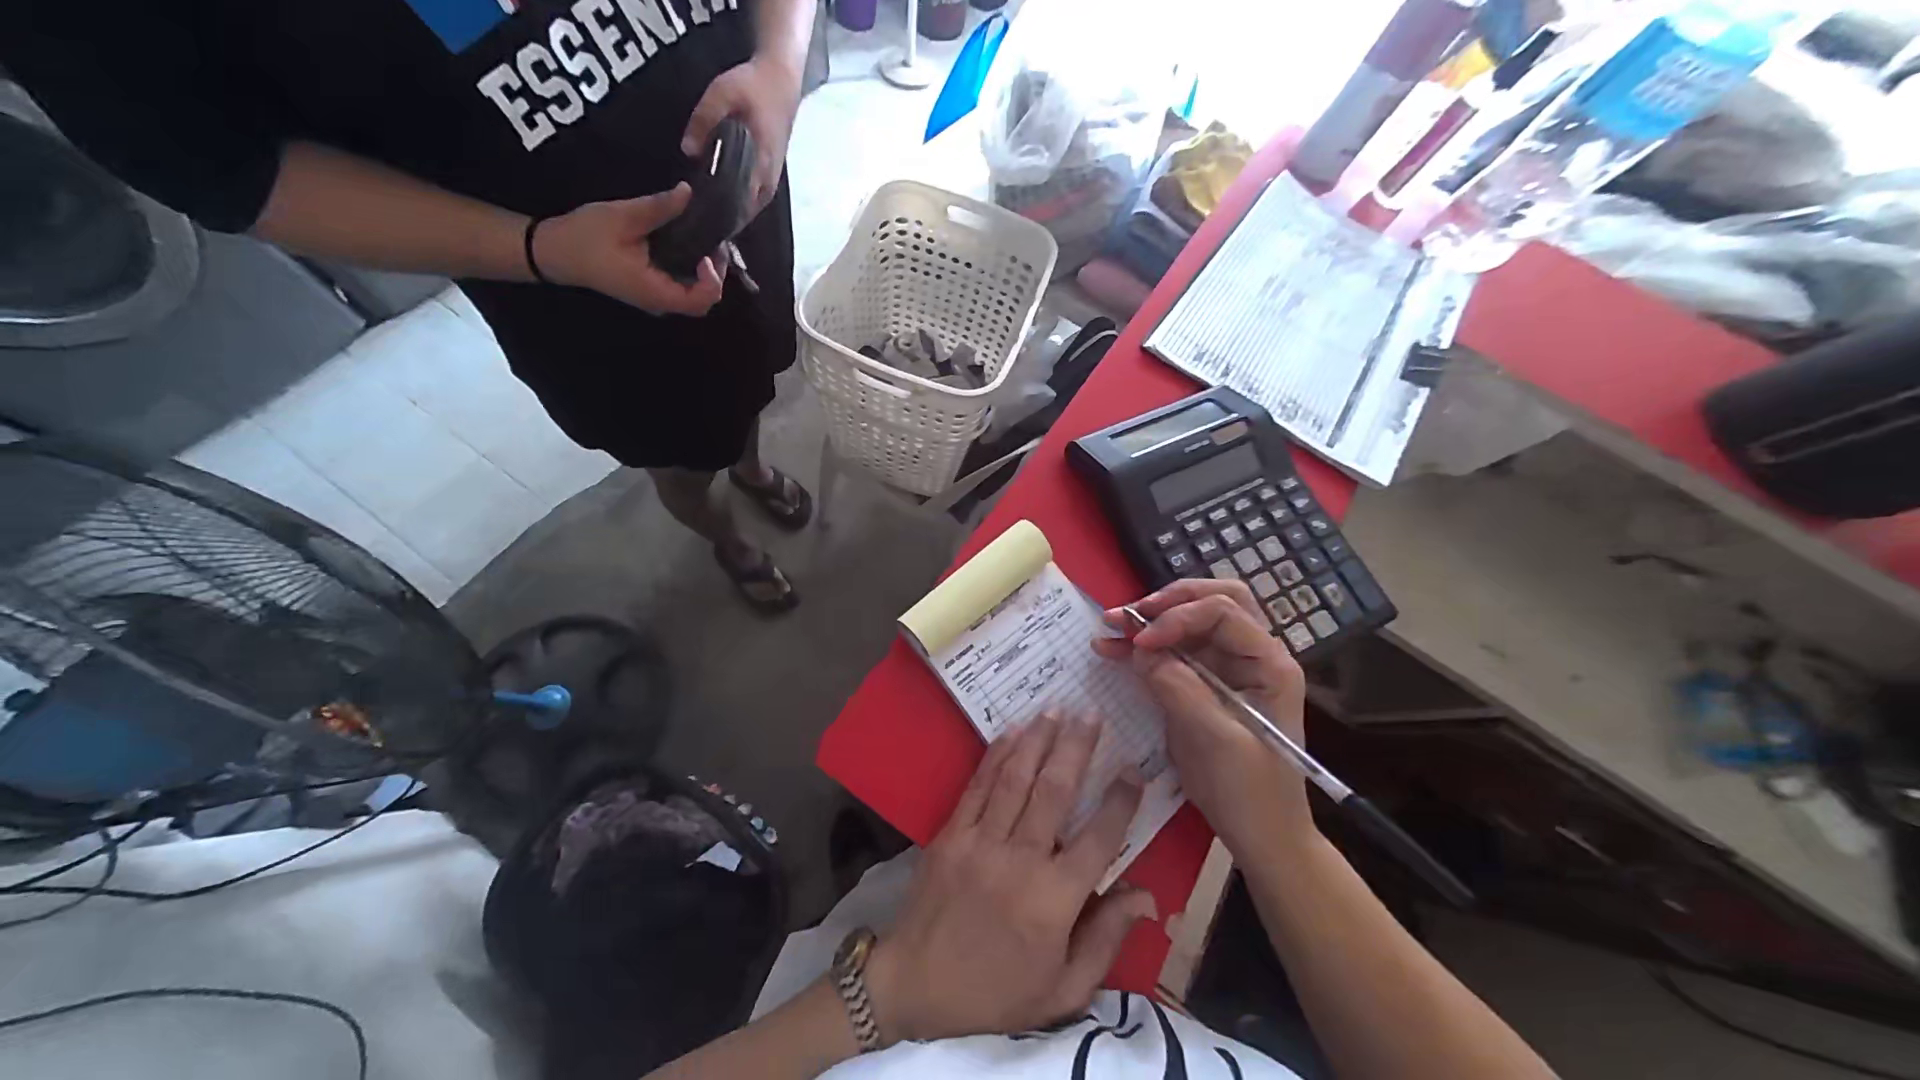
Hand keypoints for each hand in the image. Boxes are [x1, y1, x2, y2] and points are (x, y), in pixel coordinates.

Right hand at [531, 184, 723, 315]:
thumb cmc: (586, 237)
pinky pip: (680, 288)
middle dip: (714, 276)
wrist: (554, 251)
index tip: (707, 251)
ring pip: (693, 296)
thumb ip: (659, 207)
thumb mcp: (623, 217)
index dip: (713, 278)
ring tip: (705, 243)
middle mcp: (659, 302)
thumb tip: (688, 193)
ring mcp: (655, 298)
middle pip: (702, 301)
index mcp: (655, 291)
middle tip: (713, 244)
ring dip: (704, 274)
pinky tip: (690, 247)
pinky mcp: (650, 290)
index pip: (701, 300)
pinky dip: (691, 272)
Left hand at [681, 56, 800, 217]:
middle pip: (743, 214)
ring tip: (701, 219)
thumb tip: (688, 151)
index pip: (738, 203)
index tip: (693, 219)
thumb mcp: (722, 93)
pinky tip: (717, 207)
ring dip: (727, 217)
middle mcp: (768, 182)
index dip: (716, 214)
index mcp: (760, 166)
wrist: (781, 82)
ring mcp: (771, 184)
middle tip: (691, 224)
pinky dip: (736, 208)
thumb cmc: (752, 87)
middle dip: (719, 221)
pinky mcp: (770, 180)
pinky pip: (752, 203)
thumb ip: (703, 120)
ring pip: (748, 212)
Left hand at [865, 713, 1156, 1044]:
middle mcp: (1020, 861)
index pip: (1099, 839)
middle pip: (1055, 793)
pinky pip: (978, 786)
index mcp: (1054, 900)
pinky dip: (996, 756)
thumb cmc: (996, 992)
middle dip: (1076, 748)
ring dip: (1037, 741)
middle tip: (1091, 714)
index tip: (1135, 768)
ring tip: (1055, 709)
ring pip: (1016, 780)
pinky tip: (1011, 733)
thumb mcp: (1063, 989)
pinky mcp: (951, 834)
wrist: (915, 986)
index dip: (1121, 801)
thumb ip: (1106, 938)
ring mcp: (981, 842)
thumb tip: (1146, 895)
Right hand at [1093, 579, 1313, 855]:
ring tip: (1111, 624)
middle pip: (1211, 601)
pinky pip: (1172, 652)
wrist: (1262, 835)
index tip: (1142, 642)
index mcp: (1269, 662)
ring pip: (1188, 622)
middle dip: (1168, 602)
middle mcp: (1250, 655)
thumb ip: (1179, 688)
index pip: (1223, 612)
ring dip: (1150, 620)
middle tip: (1131, 615)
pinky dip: (1143, 647)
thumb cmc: (1252, 791)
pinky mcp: (1202, 684)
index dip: (1179, 617)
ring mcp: (1226, 668)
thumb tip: (1140, 650)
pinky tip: (1112, 649)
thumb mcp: (1216, 740)